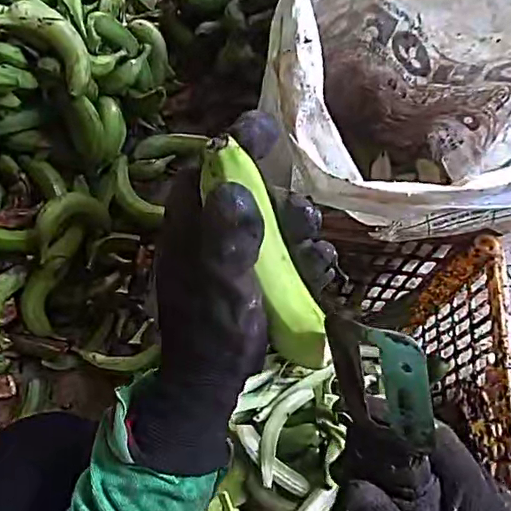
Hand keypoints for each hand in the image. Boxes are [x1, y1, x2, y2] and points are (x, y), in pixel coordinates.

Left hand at [130, 112, 331, 476]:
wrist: (213, 383)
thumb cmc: (210, 334)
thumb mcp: (219, 285)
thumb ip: (227, 238)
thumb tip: (235, 186)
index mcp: (190, 224)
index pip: (208, 168)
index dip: (235, 145)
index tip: (263, 127)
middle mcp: (213, 230)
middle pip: (249, 189)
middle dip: (280, 193)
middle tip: (300, 213)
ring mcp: (237, 252)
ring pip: (275, 218)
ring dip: (300, 225)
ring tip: (312, 246)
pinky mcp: (259, 274)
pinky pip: (288, 250)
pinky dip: (307, 252)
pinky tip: (320, 266)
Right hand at [336, 426, 510, 510]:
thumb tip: (352, 485)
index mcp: (479, 499)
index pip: (432, 436)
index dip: (389, 423)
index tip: (347, 423)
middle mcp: (483, 492)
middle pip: (425, 449)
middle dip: (381, 451)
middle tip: (340, 467)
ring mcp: (479, 507)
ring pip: (426, 470)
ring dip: (388, 474)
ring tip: (352, 490)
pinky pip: (431, 492)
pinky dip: (401, 494)